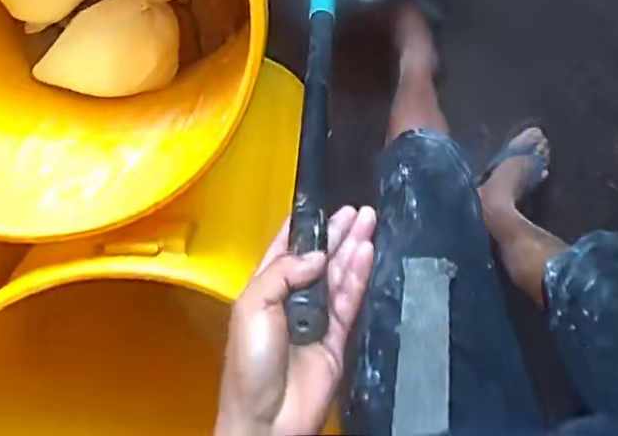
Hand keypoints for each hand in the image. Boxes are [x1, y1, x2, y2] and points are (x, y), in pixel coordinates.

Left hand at [216, 205, 377, 435]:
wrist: (267, 422)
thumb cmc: (249, 365)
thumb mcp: (253, 306)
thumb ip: (284, 271)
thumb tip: (319, 255)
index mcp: (266, 287)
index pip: (288, 247)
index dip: (305, 225)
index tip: (323, 203)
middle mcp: (293, 297)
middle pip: (320, 256)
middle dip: (337, 231)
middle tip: (356, 209)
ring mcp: (316, 316)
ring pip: (339, 272)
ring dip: (353, 245)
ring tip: (368, 220)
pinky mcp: (337, 336)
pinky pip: (350, 299)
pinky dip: (359, 274)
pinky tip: (366, 251)